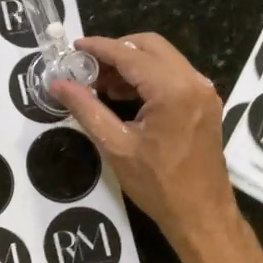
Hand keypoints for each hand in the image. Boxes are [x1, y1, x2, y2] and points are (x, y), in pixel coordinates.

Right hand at [49, 34, 242, 249]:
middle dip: (116, 50)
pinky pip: (173, 74)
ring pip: (162, 58)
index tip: (73, 47)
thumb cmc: (158, 185)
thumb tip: (58, 84)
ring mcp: (203, 91)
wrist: (202, 216)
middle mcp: (193, 82)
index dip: (99, 48)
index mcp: (172, 90)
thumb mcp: (115, 146)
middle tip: (86, 67)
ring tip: (100, 84)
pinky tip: (124, 95)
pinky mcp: (205, 103)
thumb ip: (86, 108)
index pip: (129, 54)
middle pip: (150, 45)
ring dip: (131, 63)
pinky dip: (147, 76)